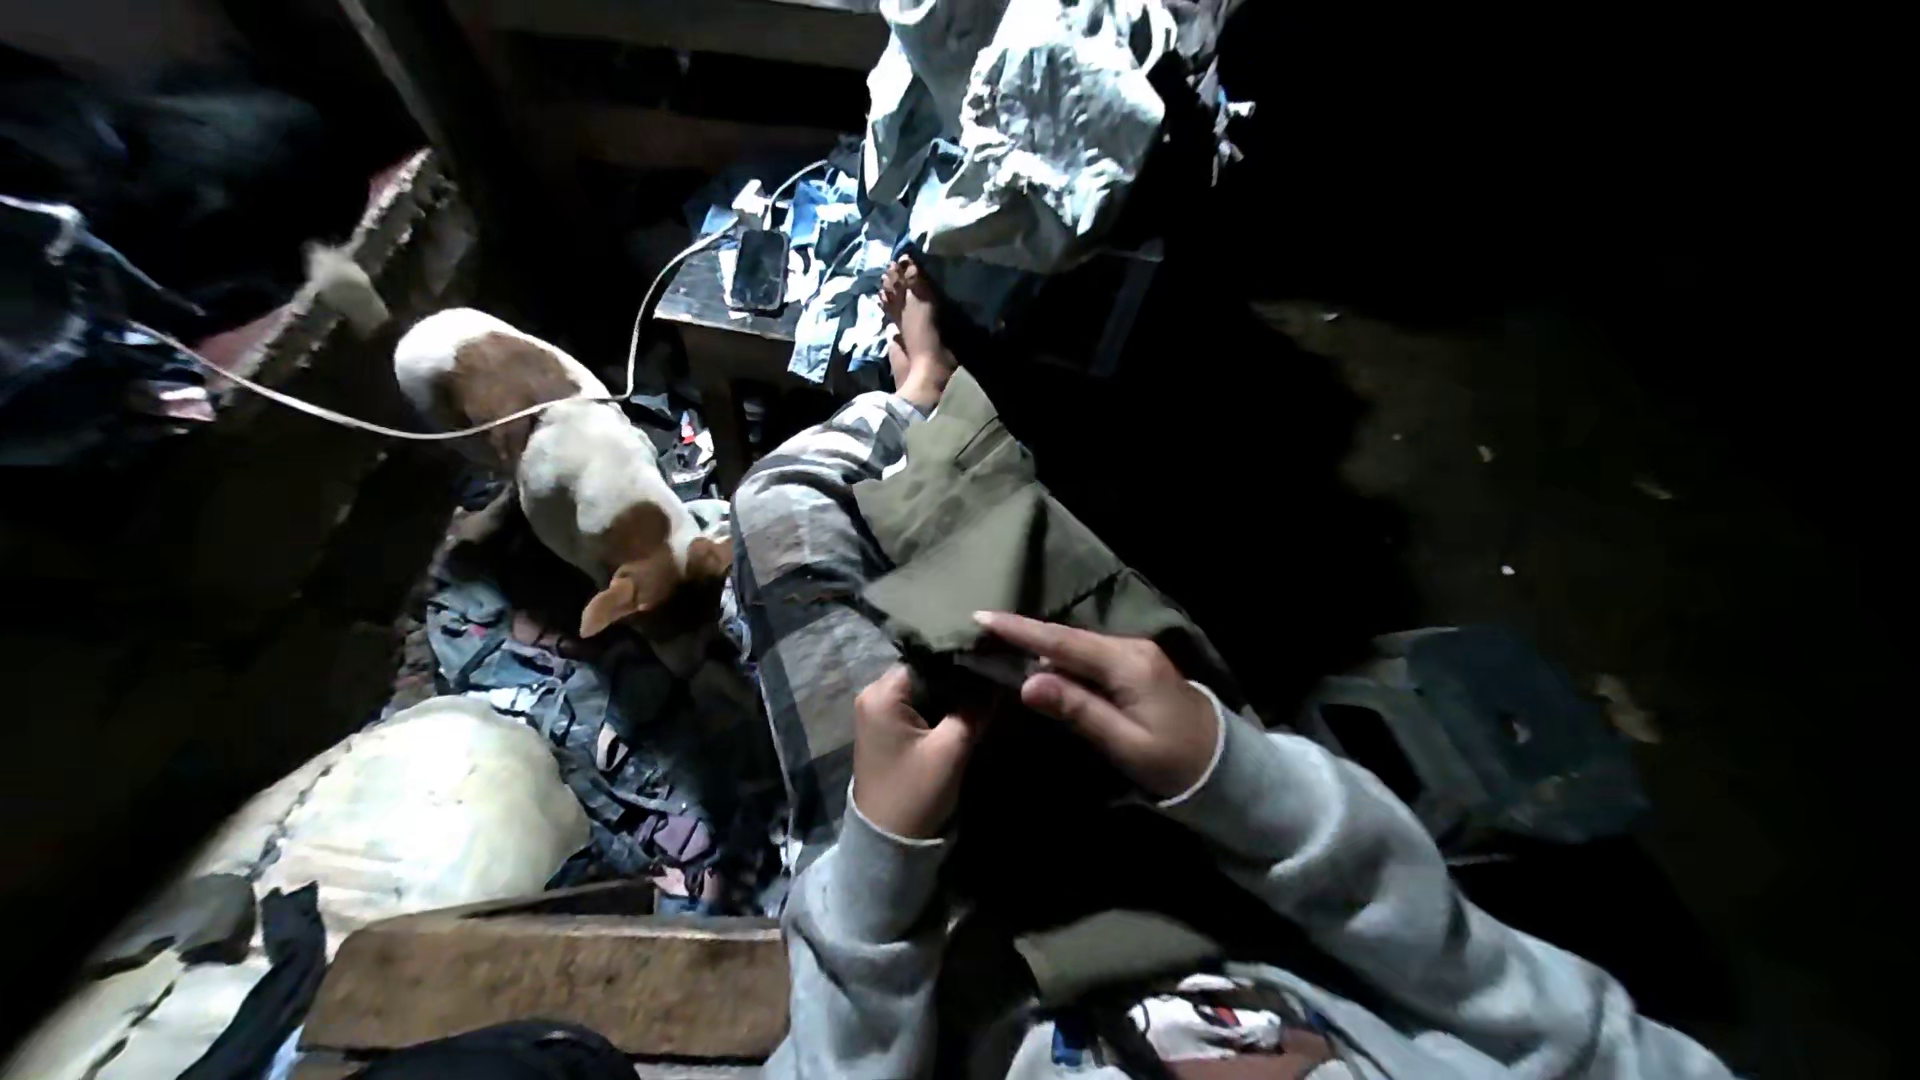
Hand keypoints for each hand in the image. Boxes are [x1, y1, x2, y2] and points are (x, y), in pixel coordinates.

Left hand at [851, 666, 989, 838]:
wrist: (886, 844)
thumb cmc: (915, 793)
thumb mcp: (951, 750)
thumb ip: (976, 708)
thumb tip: (998, 677)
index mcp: (882, 693)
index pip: (928, 656)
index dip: (961, 656)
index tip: (993, 655)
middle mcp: (874, 693)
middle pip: (925, 668)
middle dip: (959, 672)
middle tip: (995, 670)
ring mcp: (879, 710)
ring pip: (924, 685)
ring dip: (953, 689)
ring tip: (987, 685)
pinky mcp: (887, 726)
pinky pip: (919, 702)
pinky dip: (942, 702)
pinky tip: (968, 704)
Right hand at [973, 612, 1218, 798]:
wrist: (1226, 764)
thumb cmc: (1175, 761)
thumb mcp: (1124, 743)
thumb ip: (1077, 710)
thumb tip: (1027, 683)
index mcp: (1127, 664)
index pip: (1062, 642)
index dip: (1020, 629)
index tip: (983, 617)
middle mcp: (1130, 648)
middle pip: (1066, 636)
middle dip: (1024, 630)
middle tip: (982, 625)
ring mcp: (1134, 652)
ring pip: (1076, 642)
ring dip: (1040, 642)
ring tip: (1000, 639)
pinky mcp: (1135, 662)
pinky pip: (1088, 652)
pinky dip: (1060, 654)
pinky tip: (1040, 658)